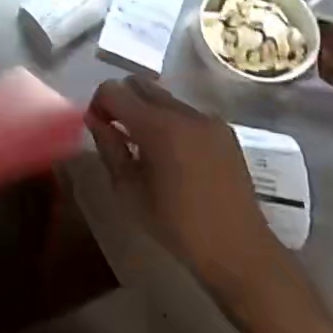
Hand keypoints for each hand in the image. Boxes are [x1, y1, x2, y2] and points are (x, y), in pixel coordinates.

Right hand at [87, 75, 291, 295]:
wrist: (237, 248)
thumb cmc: (176, 225)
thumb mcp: (129, 191)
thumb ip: (109, 148)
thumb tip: (95, 121)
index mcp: (158, 127)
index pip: (114, 90)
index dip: (98, 104)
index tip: (97, 129)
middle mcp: (185, 113)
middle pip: (140, 85)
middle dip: (121, 102)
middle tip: (116, 135)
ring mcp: (209, 119)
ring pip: (164, 98)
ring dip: (146, 112)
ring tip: (144, 148)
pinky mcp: (225, 131)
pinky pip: (186, 113)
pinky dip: (170, 122)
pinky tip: (172, 156)